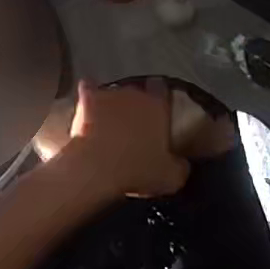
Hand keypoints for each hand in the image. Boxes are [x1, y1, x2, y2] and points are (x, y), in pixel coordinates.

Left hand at [56, 78, 190, 198]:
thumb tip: (182, 163)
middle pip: (137, 92)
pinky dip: (89, 96)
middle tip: (134, 126)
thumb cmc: (137, 170)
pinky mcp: (87, 99)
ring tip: (110, 123)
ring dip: (113, 104)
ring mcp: (109, 93)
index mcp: (158, 107)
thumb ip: (179, 165)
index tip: (158, 111)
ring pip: (114, 93)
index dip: (160, 98)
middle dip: (136, 106)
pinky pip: (88, 90)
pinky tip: (88, 106)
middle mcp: (135, 93)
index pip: (162, 91)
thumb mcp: (170, 178)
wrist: (96, 166)